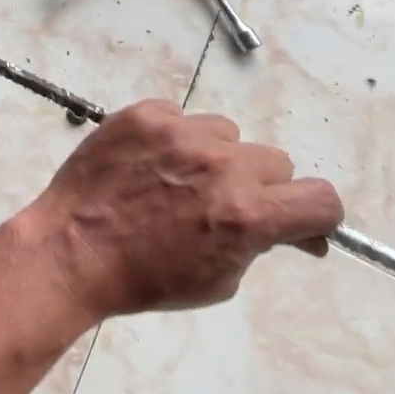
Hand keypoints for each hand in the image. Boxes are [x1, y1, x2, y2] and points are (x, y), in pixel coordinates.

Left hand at [20, 99, 343, 318]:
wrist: (73, 249)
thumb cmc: (146, 278)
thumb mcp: (220, 278)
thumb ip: (260, 243)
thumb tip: (297, 229)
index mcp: (248, 214)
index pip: (321, 199)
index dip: (314, 213)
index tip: (296, 219)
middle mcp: (222, 166)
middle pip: (273, 162)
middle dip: (257, 186)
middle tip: (220, 204)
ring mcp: (180, 134)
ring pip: (226, 134)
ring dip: (215, 156)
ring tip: (176, 181)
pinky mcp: (144, 115)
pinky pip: (179, 116)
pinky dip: (173, 137)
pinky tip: (149, 163)